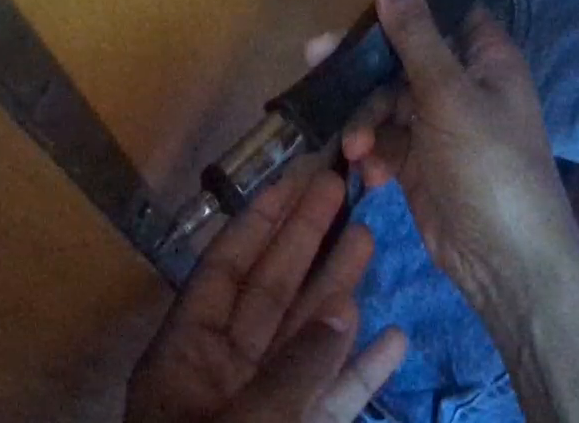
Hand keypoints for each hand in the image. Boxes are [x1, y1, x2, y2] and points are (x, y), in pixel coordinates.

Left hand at [126, 168, 407, 422]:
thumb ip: (293, 373)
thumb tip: (346, 312)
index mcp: (185, 360)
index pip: (225, 268)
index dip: (260, 221)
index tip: (295, 179)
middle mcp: (221, 376)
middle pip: (270, 290)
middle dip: (306, 241)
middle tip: (342, 188)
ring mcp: (260, 411)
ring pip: (304, 337)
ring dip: (338, 291)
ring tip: (371, 240)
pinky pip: (330, 399)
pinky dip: (360, 372)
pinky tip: (393, 339)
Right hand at [339, 0, 578, 306]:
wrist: (504, 263)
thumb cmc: (488, 164)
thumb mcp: (447, 91)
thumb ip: (412, 30)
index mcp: (483, 56)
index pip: (438, 12)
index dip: (400, 6)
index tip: (357, 9)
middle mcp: (461, 82)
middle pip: (401, 56)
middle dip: (363, 69)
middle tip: (318, 62)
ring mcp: (438, 123)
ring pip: (385, 99)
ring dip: (365, 118)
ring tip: (355, 145)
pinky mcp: (418, 159)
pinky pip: (384, 138)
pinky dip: (372, 150)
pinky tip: (367, 169)